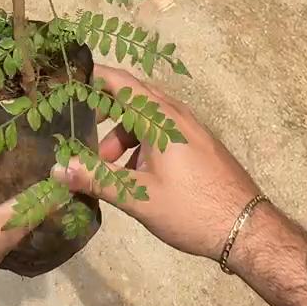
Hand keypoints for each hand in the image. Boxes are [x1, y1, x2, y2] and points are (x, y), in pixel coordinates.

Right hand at [50, 64, 263, 260]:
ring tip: (107, 165)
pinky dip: (142, 140)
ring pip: (147, 116)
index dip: (94, 76)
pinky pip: (162, 128)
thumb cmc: (191, 209)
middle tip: (81, 128)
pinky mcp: (198, 142)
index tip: (70, 79)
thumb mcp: (140, 197)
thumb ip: (97, 179)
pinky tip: (136, 173)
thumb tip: (58, 169)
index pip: (121, 82)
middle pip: (132, 96)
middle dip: (104, 109)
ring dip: (123, 132)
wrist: (248, 230)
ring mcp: (190, 126)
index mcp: (160, 117)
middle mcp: (175, 113)